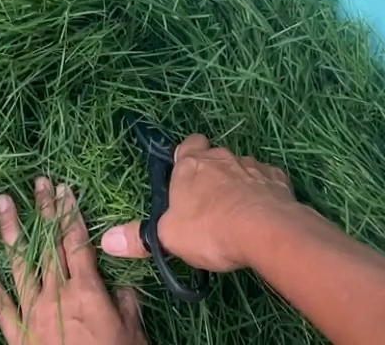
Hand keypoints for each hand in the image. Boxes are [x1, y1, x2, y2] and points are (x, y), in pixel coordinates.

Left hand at [0, 176, 148, 344]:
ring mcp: (33, 312)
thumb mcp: (133, 335)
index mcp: (87, 291)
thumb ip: (127, 305)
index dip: (71, 214)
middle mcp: (57, 294)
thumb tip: (122, 284)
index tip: (65, 189)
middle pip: (49, 244)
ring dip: (10, 230)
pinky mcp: (15, 335)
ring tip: (2, 202)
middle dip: (45, 211)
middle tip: (38, 182)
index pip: (77, 242)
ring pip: (20, 263)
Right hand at [99, 134, 301, 271]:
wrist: (265, 230)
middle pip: (214, 156)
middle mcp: (221, 157)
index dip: (186, 157)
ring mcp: (251, 166)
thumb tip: (106, 240)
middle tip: (209, 201)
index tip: (184, 175)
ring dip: (239, 184)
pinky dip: (265, 193)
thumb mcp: (167, 236)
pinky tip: (264, 212)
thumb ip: (138, 237)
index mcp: (191, 163)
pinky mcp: (278, 180)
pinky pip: (268, 182)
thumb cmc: (208, 228)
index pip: (187, 145)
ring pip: (242, 169)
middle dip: (212, 173)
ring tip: (237, 212)